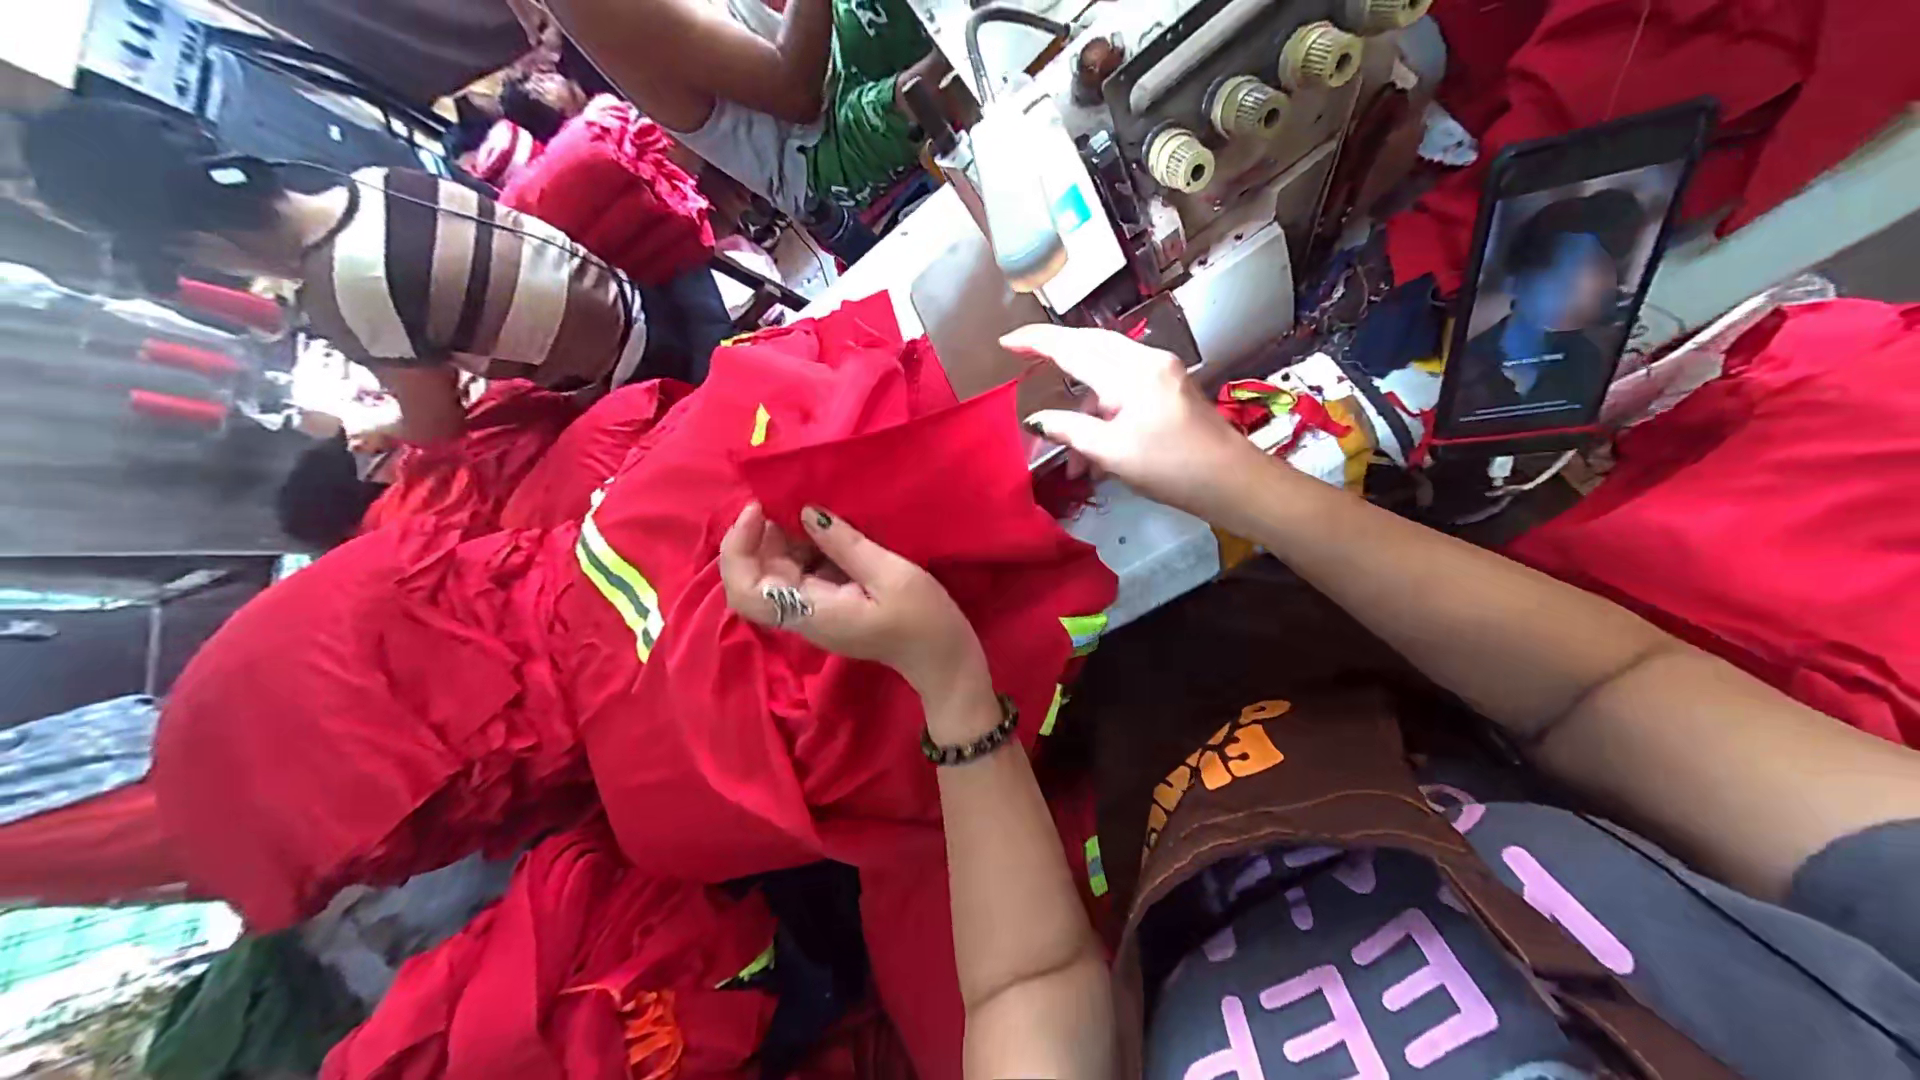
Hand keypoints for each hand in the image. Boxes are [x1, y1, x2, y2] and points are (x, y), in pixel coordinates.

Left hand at [719, 502, 988, 698]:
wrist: (944, 659)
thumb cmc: (923, 619)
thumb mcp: (890, 574)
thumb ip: (845, 544)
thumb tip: (807, 512)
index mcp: (811, 612)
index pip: (746, 591)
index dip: (738, 549)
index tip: (760, 510)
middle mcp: (803, 613)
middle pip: (757, 575)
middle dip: (763, 534)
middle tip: (789, 497)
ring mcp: (815, 609)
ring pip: (779, 570)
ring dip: (786, 536)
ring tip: (811, 504)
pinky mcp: (830, 602)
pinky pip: (804, 571)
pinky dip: (808, 544)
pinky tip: (829, 524)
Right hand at [1002, 324, 1266, 520]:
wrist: (1230, 481)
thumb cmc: (1171, 467)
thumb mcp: (1111, 452)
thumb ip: (1070, 430)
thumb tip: (1037, 420)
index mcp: (1131, 372)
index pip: (1073, 348)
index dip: (1037, 342)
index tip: (1007, 342)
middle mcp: (1147, 362)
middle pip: (1090, 346)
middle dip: (1057, 354)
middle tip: (1024, 358)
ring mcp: (1161, 374)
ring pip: (1106, 374)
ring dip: (1082, 409)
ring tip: (1072, 459)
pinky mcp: (1168, 390)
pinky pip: (1123, 390)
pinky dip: (1103, 416)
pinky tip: (1096, 455)